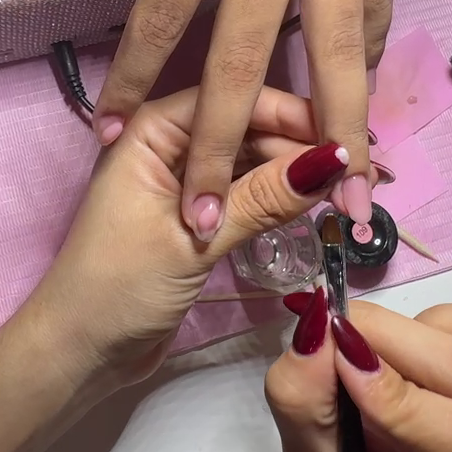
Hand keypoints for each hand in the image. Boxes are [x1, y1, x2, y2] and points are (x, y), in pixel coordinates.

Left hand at [24, 86, 350, 389]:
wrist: (81, 350)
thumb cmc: (119, 285)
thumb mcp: (194, 241)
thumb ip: (261, 198)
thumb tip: (335, 160)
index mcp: (154, 128)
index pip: (233, 101)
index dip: (295, 116)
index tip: (354, 138)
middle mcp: (172, 142)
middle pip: (248, 129)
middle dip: (305, 149)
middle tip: (370, 173)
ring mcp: (186, 178)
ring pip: (252, 161)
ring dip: (299, 175)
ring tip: (358, 188)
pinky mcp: (198, 212)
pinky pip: (246, 191)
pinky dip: (280, 197)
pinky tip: (321, 201)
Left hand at [52, 0, 451, 241]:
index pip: (165, 10)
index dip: (133, 74)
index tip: (109, 132)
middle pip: (248, 56)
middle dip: (224, 143)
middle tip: (212, 217)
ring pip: (338, 45)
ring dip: (334, 123)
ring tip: (341, 190)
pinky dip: (372, 40)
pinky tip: (369, 76)